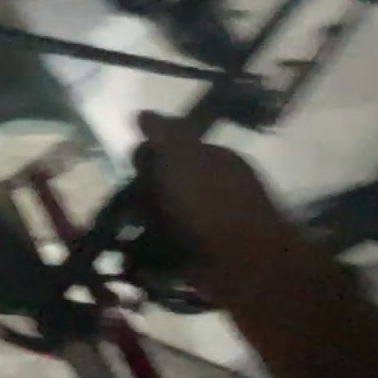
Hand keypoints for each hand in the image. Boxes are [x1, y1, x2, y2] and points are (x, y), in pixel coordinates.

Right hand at [136, 111, 306, 295]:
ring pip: (160, 210)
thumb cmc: (211, 203)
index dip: (147, 155)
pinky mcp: (201, 249)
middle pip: (162, 179)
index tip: (138, 168)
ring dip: (142, 217)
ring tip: (132, 227)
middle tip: (134, 200)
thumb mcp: (184, 156)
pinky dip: (148, 244)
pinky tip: (138, 248)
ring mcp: (209, 219)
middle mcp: (215, 186)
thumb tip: (142, 112)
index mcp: (217, 159)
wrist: (244, 265)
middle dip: (142, 188)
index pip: (170, 147)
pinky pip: (164, 241)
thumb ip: (165, 133)